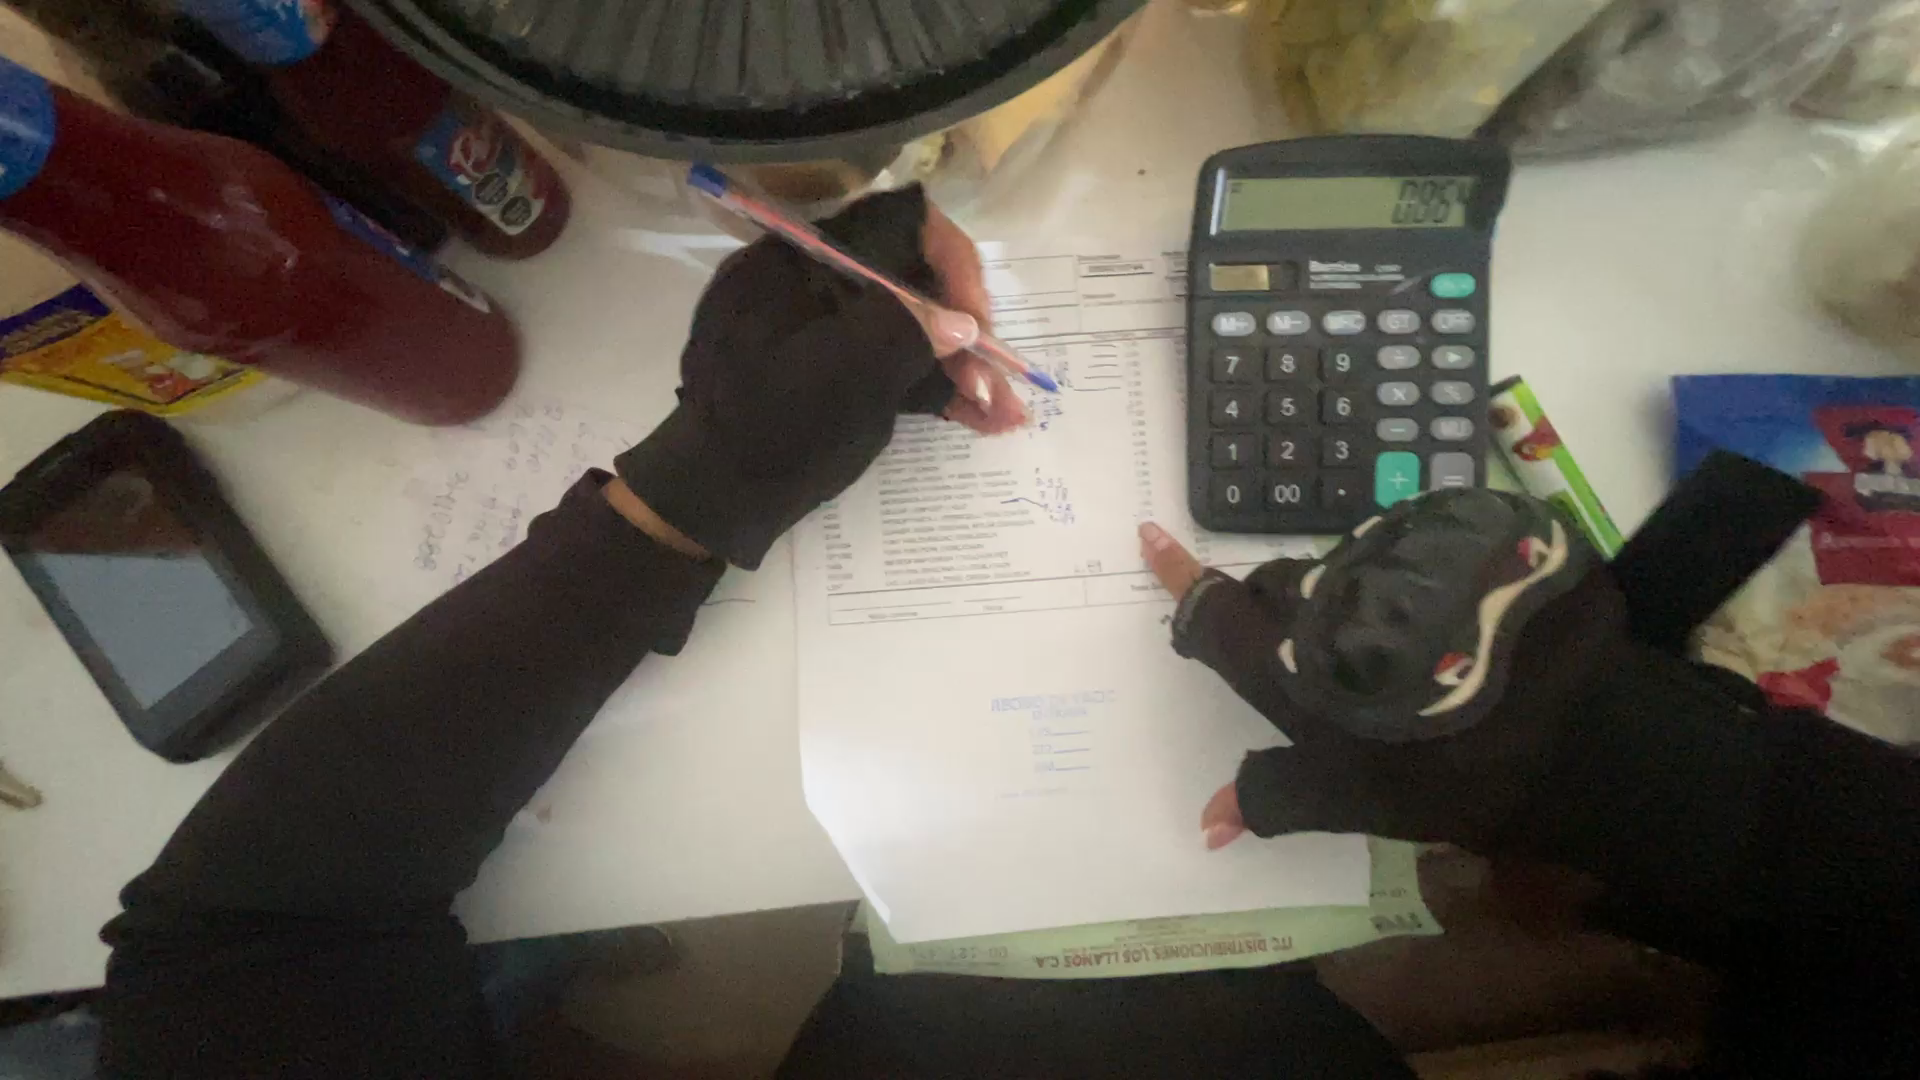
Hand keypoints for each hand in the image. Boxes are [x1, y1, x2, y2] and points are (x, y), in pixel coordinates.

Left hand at [615, 186, 1014, 567]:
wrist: (720, 499)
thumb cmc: (769, 433)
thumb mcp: (839, 381)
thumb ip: (903, 336)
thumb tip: (965, 322)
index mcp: (806, 260)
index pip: (898, 224)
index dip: (951, 264)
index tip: (976, 321)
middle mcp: (824, 282)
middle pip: (917, 282)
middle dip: (967, 332)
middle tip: (998, 380)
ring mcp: (835, 329)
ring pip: (915, 331)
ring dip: (964, 369)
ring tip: (1005, 411)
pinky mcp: (844, 369)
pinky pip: (900, 365)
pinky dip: (939, 390)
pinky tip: (983, 418)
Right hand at [1136, 490, 1617, 852]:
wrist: (1589, 736)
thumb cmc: (1452, 773)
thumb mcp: (1354, 800)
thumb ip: (1274, 797)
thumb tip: (1205, 824)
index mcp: (1291, 664)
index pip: (1216, 610)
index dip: (1178, 575)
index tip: (1149, 535)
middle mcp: (1326, 608)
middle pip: (1270, 586)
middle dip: (1267, 609)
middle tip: (1304, 659)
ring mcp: (1382, 575)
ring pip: (1329, 575)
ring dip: (1331, 603)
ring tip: (1377, 653)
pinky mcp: (1437, 557)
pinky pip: (1384, 562)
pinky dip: (1383, 590)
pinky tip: (1421, 630)